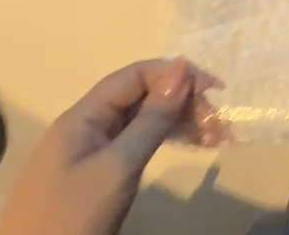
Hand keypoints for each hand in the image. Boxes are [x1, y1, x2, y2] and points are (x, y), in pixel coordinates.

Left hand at [0, 58, 227, 234]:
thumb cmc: (71, 220)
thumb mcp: (118, 167)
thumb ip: (152, 117)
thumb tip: (183, 67)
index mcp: (82, 118)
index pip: (135, 76)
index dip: (175, 75)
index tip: (213, 90)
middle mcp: (87, 128)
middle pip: (142, 96)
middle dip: (183, 101)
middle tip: (217, 121)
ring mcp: (93, 153)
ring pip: (145, 120)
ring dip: (181, 121)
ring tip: (215, 136)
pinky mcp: (100, 176)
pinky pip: (140, 143)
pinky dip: (169, 140)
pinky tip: (194, 145)